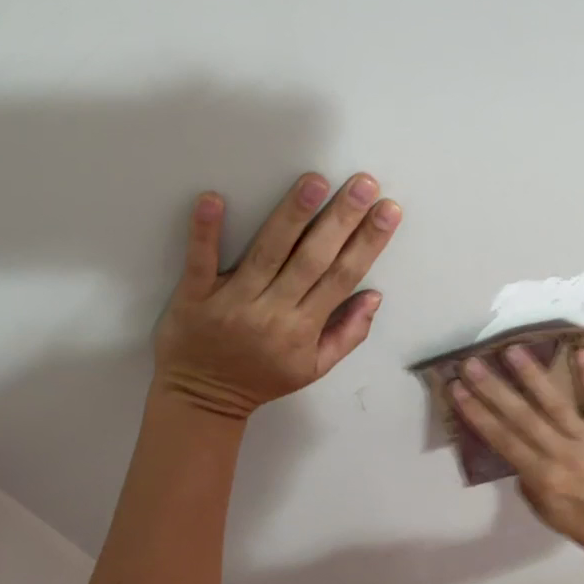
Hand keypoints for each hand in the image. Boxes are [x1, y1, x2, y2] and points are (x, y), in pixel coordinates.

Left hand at [153, 172, 400, 419]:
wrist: (200, 400)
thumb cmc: (260, 380)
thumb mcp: (313, 368)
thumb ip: (347, 333)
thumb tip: (374, 295)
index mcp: (303, 329)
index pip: (342, 277)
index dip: (368, 243)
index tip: (389, 210)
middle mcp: (272, 312)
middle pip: (312, 259)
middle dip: (340, 219)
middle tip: (363, 183)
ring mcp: (232, 303)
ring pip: (267, 253)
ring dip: (291, 216)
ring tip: (314, 183)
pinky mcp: (194, 297)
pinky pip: (200, 262)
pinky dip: (206, 232)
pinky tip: (213, 199)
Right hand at [451, 346, 583, 552]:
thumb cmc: (574, 517)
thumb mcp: (537, 504)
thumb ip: (523, 471)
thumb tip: (510, 437)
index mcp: (541, 475)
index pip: (502, 438)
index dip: (477, 412)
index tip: (457, 388)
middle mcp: (561, 454)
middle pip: (522, 417)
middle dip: (494, 389)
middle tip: (472, 364)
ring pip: (556, 403)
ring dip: (533, 375)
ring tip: (513, 350)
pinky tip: (581, 350)